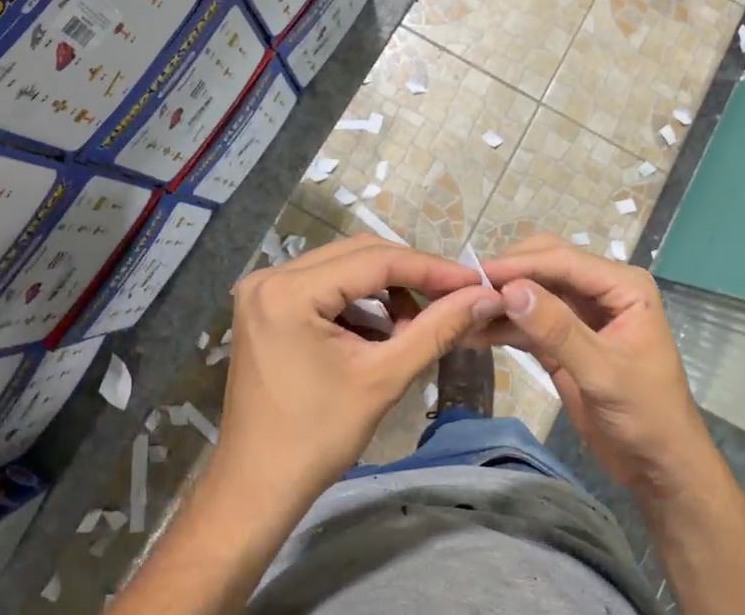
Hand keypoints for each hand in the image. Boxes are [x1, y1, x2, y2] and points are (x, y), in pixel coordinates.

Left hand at [220, 236, 503, 493]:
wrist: (257, 488)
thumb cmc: (317, 438)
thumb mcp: (384, 378)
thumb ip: (436, 329)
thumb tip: (486, 297)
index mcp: (290, 291)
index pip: (375, 260)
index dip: (430, 268)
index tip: (473, 282)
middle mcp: (270, 276)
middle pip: (359, 255)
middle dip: (410, 276)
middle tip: (455, 298)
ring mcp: (264, 290)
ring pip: (344, 268)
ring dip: (386, 289)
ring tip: (416, 325)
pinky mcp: (267, 307)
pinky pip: (325, 286)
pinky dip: (360, 302)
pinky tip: (383, 332)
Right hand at [474, 234, 709, 493]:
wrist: (659, 466)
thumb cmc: (646, 415)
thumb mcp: (602, 372)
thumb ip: (558, 330)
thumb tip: (511, 290)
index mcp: (623, 286)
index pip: (563, 261)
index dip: (519, 265)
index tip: (475, 274)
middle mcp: (601, 290)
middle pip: (545, 265)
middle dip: (507, 275)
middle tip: (464, 291)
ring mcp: (581, 314)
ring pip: (533, 292)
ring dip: (500, 300)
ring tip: (458, 312)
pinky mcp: (564, 340)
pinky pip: (529, 322)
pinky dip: (503, 326)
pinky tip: (472, 333)